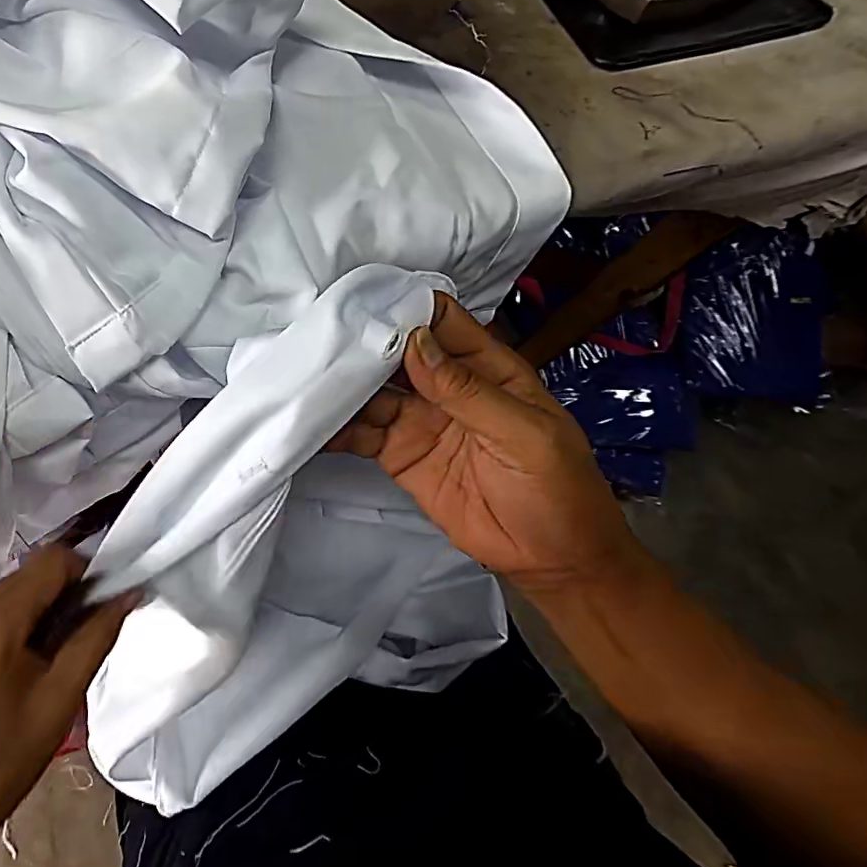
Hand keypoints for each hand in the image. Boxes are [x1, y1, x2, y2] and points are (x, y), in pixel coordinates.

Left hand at [0, 545, 137, 866]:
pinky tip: (32, 662)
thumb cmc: (0, 759)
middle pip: (37, 573)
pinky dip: (27, 622)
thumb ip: (99, 633)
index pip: (55, 559)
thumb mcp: (63, 694)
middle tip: (84, 638)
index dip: (90, 575)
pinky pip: (1, 608)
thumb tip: (130, 592)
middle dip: (70, 596)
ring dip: (50, 610)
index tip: (106, 608)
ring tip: (58, 657)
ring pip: (22, 589)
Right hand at [328, 292, 644, 594]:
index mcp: (487, 368)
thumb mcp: (524, 434)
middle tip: (322, 343)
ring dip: (344, 387)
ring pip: (374, 392)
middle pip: (398, 353)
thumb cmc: (558, 489)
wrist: (552, 560)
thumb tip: (417, 343)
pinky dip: (339, 429)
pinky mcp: (403, 456)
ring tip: (308, 382)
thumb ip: (468, 391)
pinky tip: (315, 424)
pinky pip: (365, 434)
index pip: (443, 322)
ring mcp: (423, 421)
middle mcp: (449, 388)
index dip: (407, 309)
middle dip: (363, 345)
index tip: (367, 306)